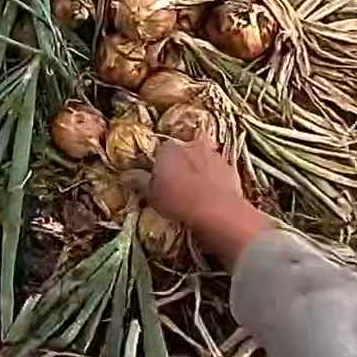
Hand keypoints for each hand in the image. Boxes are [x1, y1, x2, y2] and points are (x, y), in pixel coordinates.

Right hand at [136, 139, 268, 268]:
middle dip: (183, 163)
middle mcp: (192, 145)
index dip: (162, 165)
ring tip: (198, 191)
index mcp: (170, 148)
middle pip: (185, 150)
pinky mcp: (231, 168)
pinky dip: (216, 179)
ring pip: (204, 158)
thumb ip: (140, 181)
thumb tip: (126, 175)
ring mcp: (214, 155)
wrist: (217, 211)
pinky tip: (213, 195)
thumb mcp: (152, 195)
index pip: (162, 151)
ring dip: (201, 170)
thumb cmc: (177, 201)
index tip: (162, 181)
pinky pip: (220, 171)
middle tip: (180, 184)